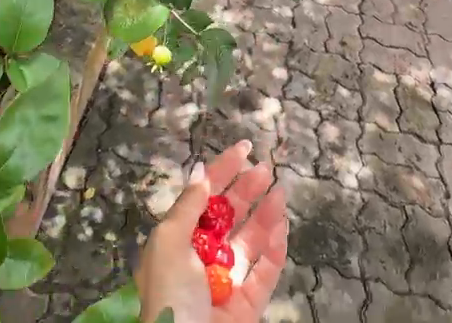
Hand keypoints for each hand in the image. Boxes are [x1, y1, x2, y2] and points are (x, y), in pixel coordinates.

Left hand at [135, 140, 288, 322]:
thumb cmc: (169, 295)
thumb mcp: (168, 242)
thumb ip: (188, 206)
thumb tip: (200, 170)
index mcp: (177, 241)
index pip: (202, 197)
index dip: (222, 170)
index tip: (244, 147)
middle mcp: (202, 258)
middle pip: (229, 215)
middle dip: (247, 189)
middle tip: (266, 167)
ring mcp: (227, 282)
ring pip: (251, 241)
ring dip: (266, 214)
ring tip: (280, 191)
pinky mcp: (249, 305)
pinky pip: (265, 273)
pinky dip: (275, 249)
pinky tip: (283, 225)